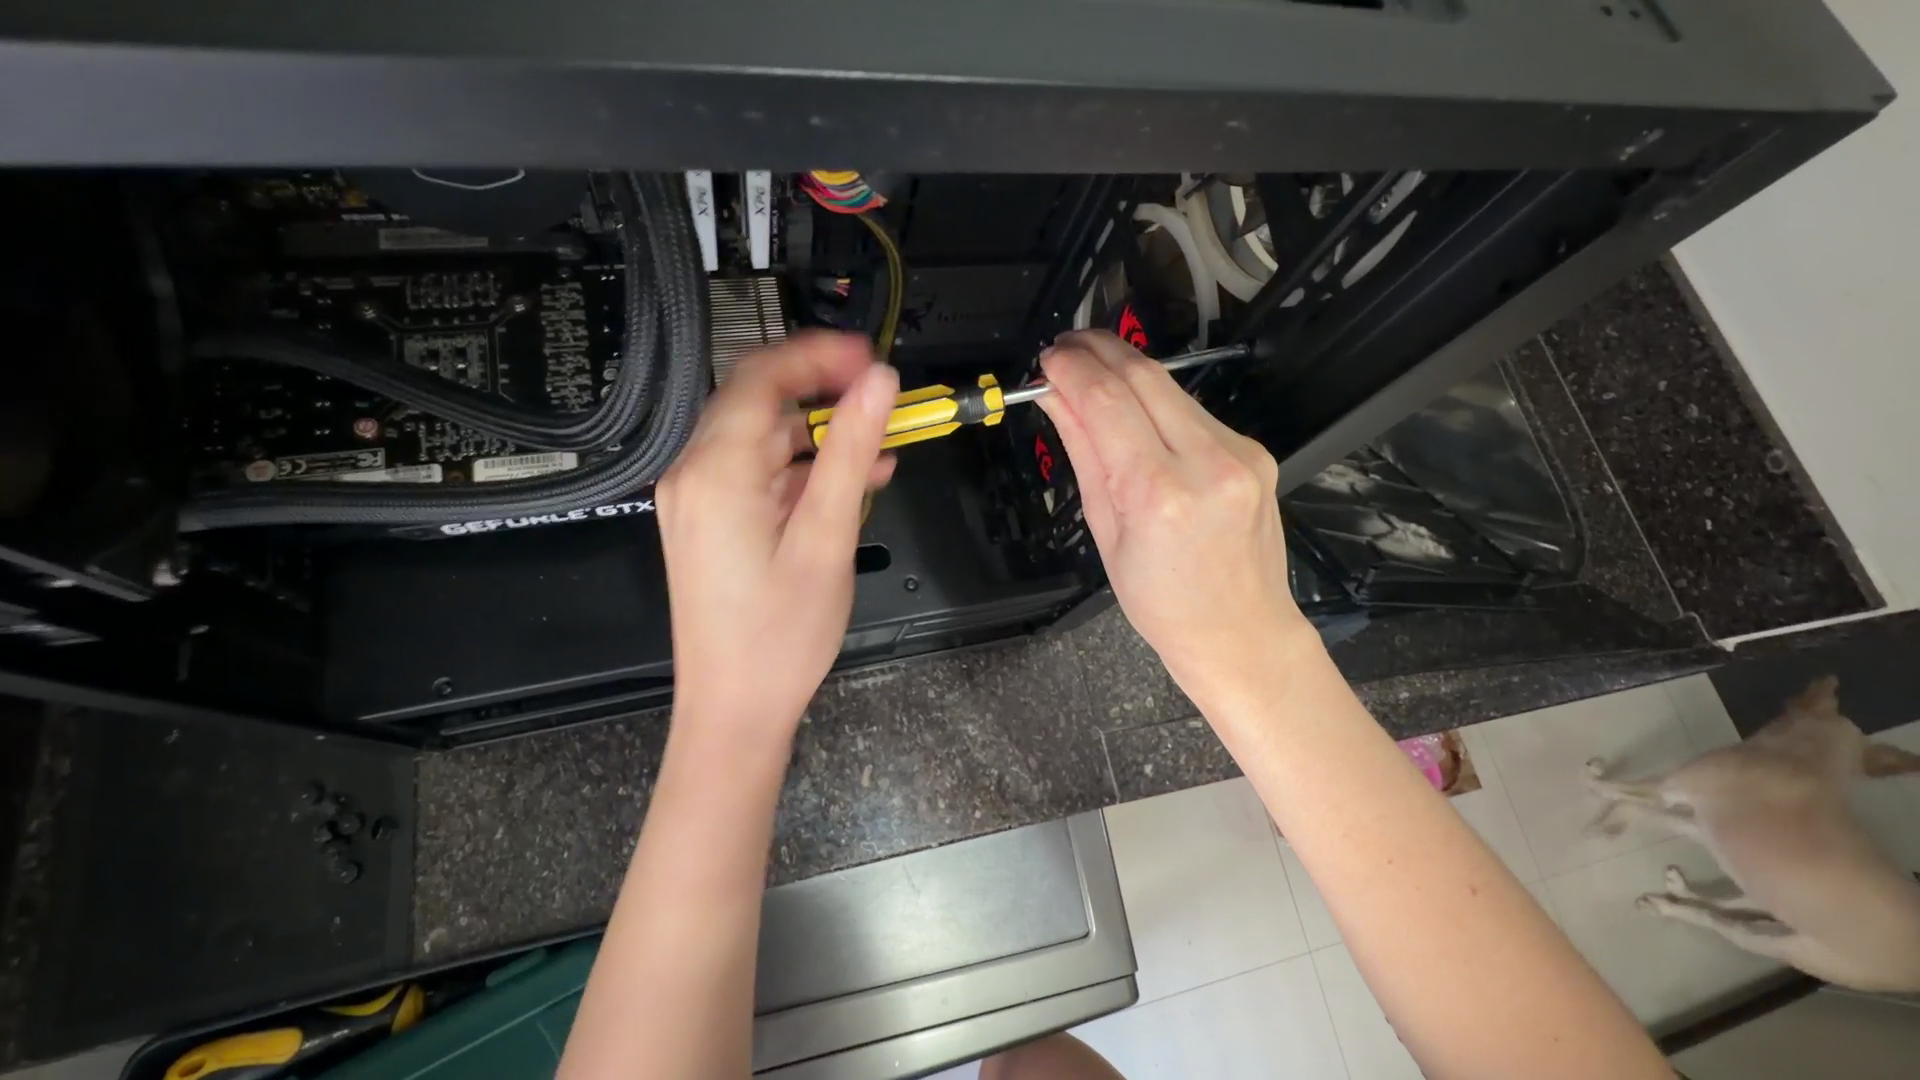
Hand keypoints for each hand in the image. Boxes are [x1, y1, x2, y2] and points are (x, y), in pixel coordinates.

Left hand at [656, 332, 898, 738]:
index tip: (869, 358)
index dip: (818, 355)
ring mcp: (697, 500)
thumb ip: (851, 452)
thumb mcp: (826, 538)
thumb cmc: (778, 637)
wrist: (733, 710)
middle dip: (823, 394)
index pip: (762, 376)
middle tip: (881, 399)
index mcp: (716, 471)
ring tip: (879, 451)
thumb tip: (879, 382)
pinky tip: (849, 485)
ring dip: (819, 437)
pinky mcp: (709, 523)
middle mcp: (694, 475)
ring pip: (762, 440)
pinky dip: (802, 471)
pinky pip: (757, 475)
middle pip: (759, 403)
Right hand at [1035, 331, 1305, 695]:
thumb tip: (1057, 399)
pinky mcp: (1254, 451)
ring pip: (1171, 386)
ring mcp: (1240, 454)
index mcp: (1160, 495)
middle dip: (1098, 351)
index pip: (1106, 401)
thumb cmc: (1165, 602)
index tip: (1048, 359)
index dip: (1071, 369)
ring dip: (1125, 370)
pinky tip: (1133, 409)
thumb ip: (1084, 453)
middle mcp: (1209, 464)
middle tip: (1065, 348)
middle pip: (1144, 376)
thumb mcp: (1104, 532)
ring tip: (1091, 372)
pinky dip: (1156, 400)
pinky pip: (1193, 410)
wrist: (1240, 630)